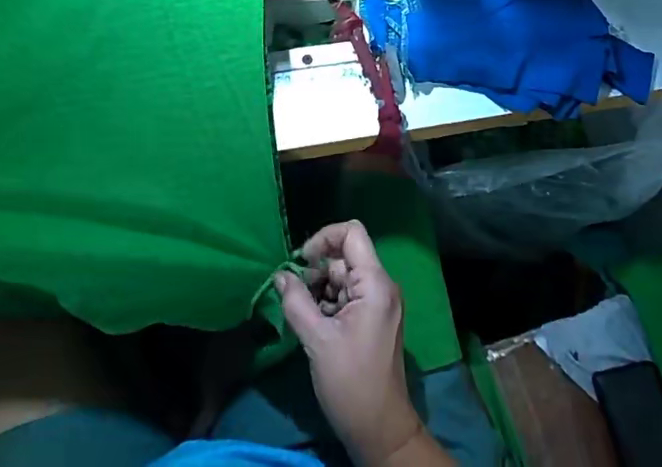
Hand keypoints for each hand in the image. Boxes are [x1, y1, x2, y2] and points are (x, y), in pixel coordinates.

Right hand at [275, 220, 438, 466]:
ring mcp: (378, 303)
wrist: (380, 429)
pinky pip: (347, 297)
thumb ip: (296, 302)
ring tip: (302, 315)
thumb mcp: (317, 340)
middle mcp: (381, 286)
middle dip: (316, 271)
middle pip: (345, 257)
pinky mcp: (373, 319)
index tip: (301, 262)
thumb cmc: (350, 382)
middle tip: (295, 297)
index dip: (324, 238)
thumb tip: (280, 275)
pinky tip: (312, 325)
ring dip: (319, 290)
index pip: (352, 233)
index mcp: (375, 283)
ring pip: (343, 278)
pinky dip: (328, 304)